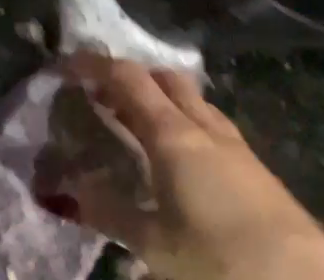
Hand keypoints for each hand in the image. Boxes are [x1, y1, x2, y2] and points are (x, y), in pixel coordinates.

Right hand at [49, 53, 323, 279]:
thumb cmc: (221, 258)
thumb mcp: (154, 243)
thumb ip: (108, 212)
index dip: (94, 65)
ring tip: (137, 123)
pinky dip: (187, 128)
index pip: (127, 77)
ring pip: (195, 104)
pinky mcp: (261, 175)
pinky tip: (179, 159)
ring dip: (163, 102)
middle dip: (133, 78)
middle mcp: (205, 129)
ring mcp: (238, 150)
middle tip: (103, 94)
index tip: (66, 67)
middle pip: (167, 80)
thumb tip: (63, 192)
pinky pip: (214, 131)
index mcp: (172, 133)